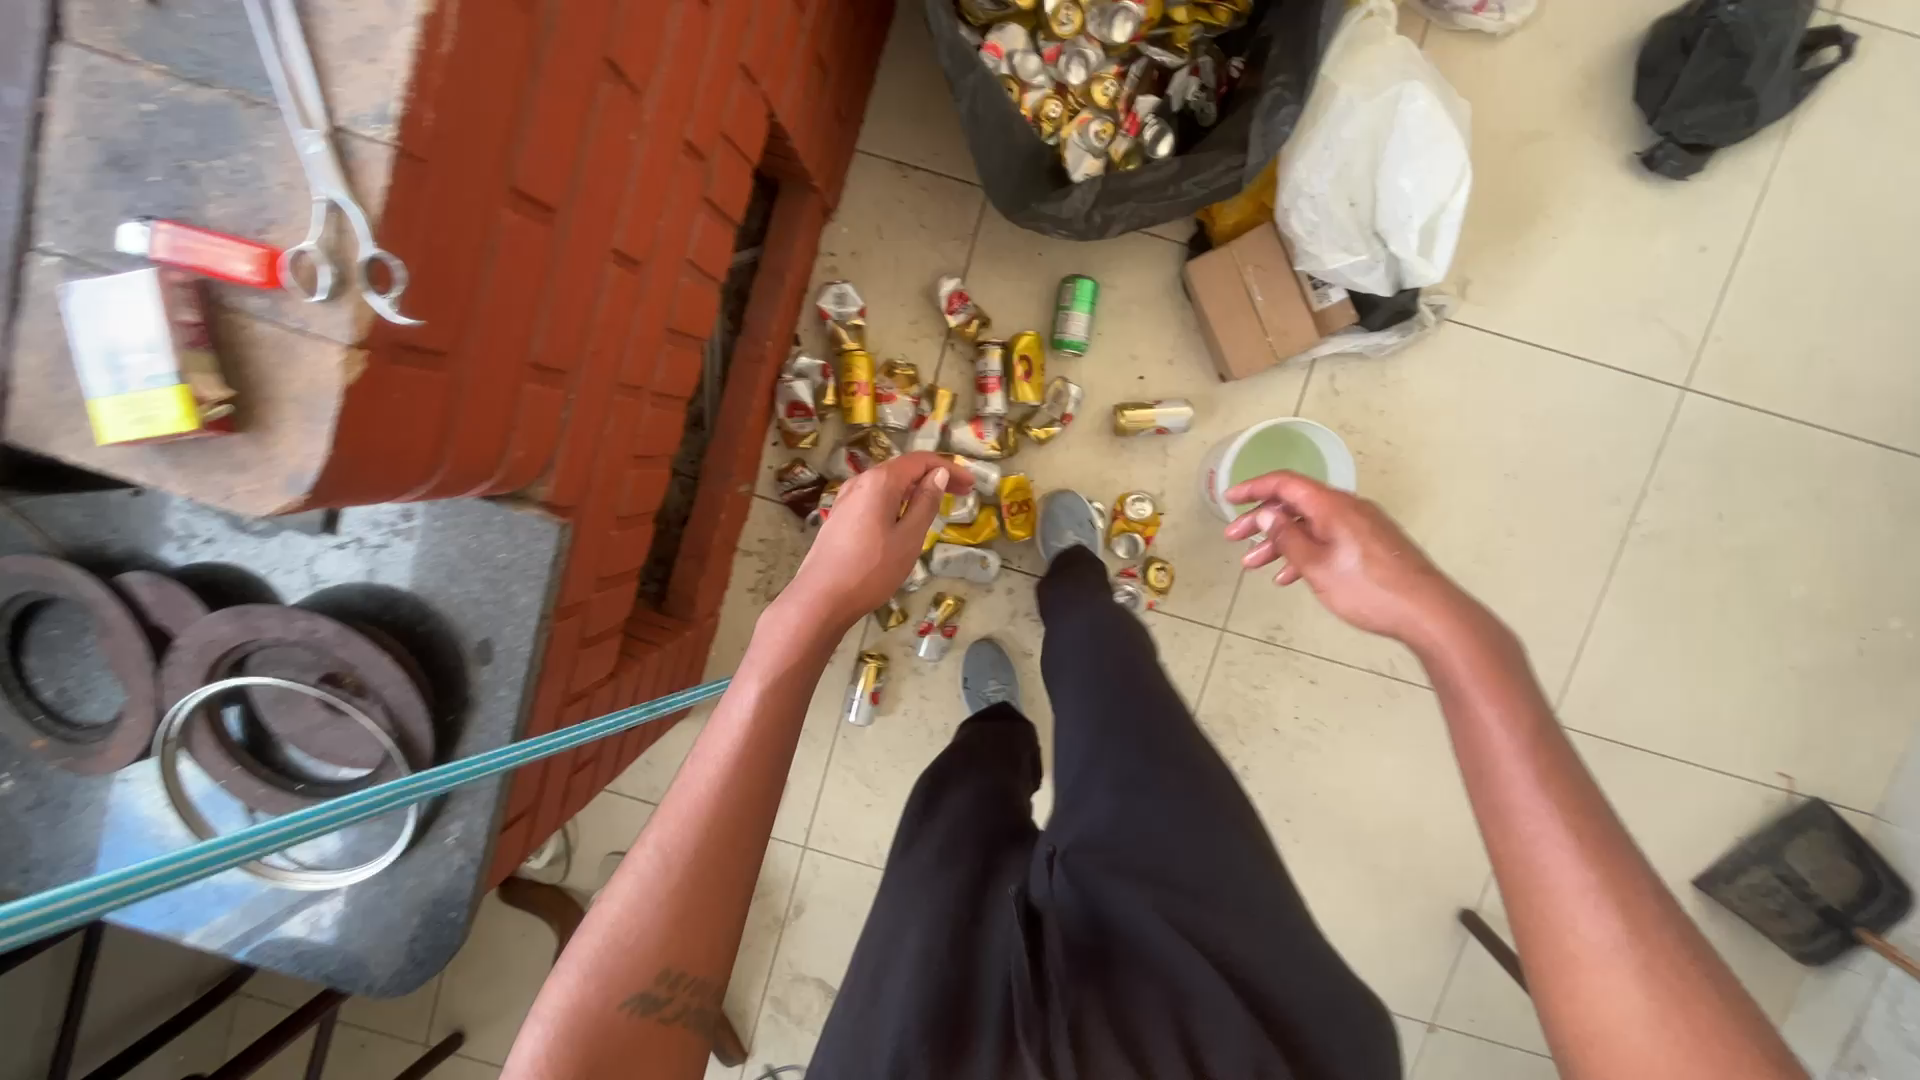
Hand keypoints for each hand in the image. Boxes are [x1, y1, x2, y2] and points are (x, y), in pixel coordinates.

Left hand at [781, 452, 970, 631]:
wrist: (821, 599)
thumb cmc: (871, 570)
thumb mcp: (909, 538)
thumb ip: (925, 503)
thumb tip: (938, 476)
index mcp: (880, 481)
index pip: (920, 461)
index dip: (948, 469)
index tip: (970, 485)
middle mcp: (860, 482)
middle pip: (903, 469)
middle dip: (933, 477)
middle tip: (960, 494)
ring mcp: (846, 499)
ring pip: (887, 484)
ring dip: (914, 489)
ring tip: (936, 505)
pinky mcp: (840, 517)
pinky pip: (874, 498)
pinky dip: (896, 501)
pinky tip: (904, 518)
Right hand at [1224, 471, 1468, 648]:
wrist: (1426, 611)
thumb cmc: (1368, 588)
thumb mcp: (1315, 565)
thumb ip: (1286, 537)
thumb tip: (1267, 514)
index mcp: (1332, 506)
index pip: (1285, 483)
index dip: (1253, 487)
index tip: (1230, 497)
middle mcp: (1347, 508)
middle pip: (1295, 504)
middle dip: (1261, 521)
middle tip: (1235, 538)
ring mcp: (1360, 526)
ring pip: (1309, 525)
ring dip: (1279, 542)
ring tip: (1254, 564)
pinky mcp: (1369, 544)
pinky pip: (1327, 538)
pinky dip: (1304, 551)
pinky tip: (1289, 576)